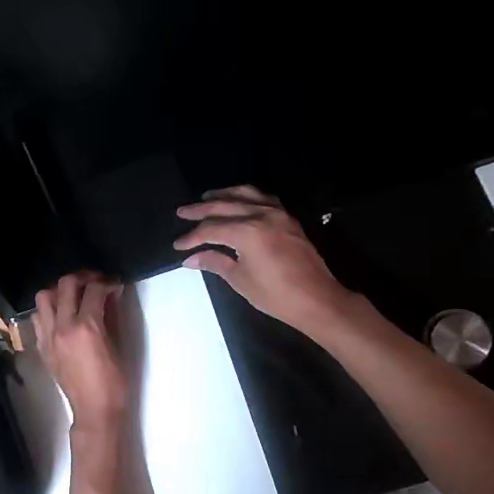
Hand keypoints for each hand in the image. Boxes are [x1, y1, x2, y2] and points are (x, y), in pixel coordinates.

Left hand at [34, 271, 129, 429]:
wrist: (95, 410)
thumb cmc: (114, 382)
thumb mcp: (118, 346)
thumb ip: (113, 317)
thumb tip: (112, 296)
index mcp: (86, 327)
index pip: (94, 291)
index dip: (108, 283)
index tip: (115, 285)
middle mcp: (63, 327)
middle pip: (66, 285)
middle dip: (83, 279)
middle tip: (96, 283)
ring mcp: (49, 337)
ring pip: (45, 297)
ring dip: (60, 292)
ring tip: (75, 297)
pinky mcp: (43, 347)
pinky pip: (38, 318)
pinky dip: (50, 311)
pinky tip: (63, 317)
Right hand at [174, 186, 357, 336]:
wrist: (316, 299)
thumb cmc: (276, 296)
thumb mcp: (241, 280)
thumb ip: (215, 262)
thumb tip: (191, 258)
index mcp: (247, 231)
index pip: (211, 229)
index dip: (192, 237)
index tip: (177, 245)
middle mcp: (261, 214)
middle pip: (224, 206)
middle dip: (200, 210)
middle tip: (182, 211)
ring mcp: (278, 213)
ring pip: (245, 194)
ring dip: (223, 195)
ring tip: (206, 199)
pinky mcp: (288, 218)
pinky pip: (263, 198)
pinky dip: (246, 197)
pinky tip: (238, 202)